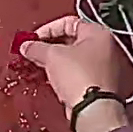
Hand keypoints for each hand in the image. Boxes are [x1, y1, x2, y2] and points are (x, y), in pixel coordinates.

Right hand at [19, 15, 128, 131]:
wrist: (93, 108)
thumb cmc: (80, 76)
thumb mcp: (52, 56)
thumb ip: (36, 47)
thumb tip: (27, 46)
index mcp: (98, 33)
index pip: (69, 22)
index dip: (48, 29)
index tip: (34, 38)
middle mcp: (105, 48)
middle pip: (72, 40)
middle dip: (50, 45)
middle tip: (34, 51)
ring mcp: (104, 67)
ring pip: (75, 58)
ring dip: (56, 60)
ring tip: (41, 64)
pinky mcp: (99, 84)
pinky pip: (78, 73)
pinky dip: (65, 73)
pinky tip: (52, 78)